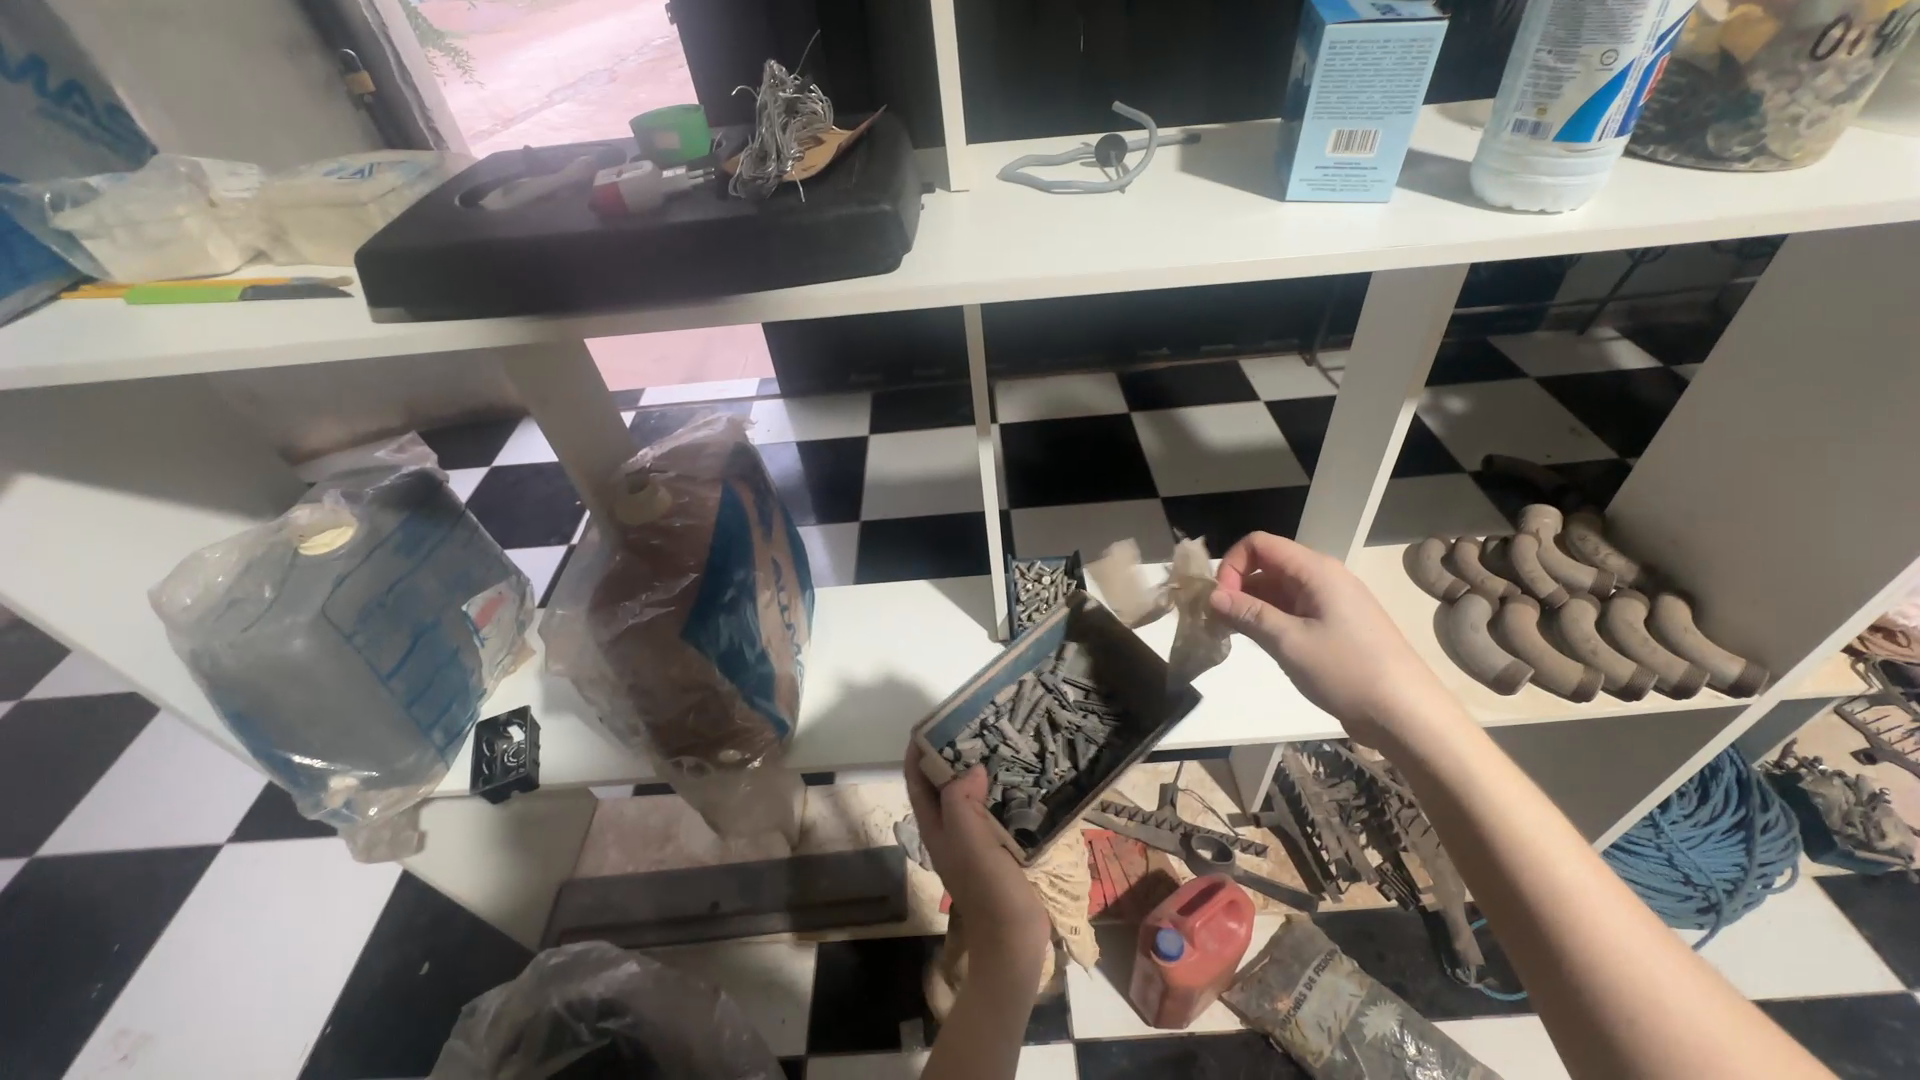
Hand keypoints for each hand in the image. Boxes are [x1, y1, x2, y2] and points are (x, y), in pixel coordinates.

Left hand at [904, 748, 1050, 973]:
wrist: (1013, 939)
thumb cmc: (988, 888)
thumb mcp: (969, 841)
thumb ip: (962, 802)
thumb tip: (969, 768)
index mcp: (935, 827)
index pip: (917, 780)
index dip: (918, 750)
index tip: (934, 721)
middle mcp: (949, 831)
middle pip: (942, 785)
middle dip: (952, 755)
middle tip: (976, 726)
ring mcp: (973, 842)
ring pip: (969, 796)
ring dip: (977, 771)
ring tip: (999, 744)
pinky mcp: (996, 850)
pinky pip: (992, 811)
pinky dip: (1000, 792)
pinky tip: (1021, 780)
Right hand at [1208, 531, 1449, 746]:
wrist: (1405, 713)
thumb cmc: (1347, 670)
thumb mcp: (1289, 642)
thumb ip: (1248, 615)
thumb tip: (1212, 595)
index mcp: (1316, 571)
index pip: (1259, 544)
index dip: (1232, 564)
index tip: (1220, 600)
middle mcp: (1323, 578)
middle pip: (1268, 565)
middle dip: (1237, 586)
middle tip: (1216, 621)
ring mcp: (1330, 602)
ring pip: (1278, 589)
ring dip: (1250, 606)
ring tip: (1230, 634)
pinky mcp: (1333, 626)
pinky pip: (1292, 610)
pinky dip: (1269, 620)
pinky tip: (1256, 642)